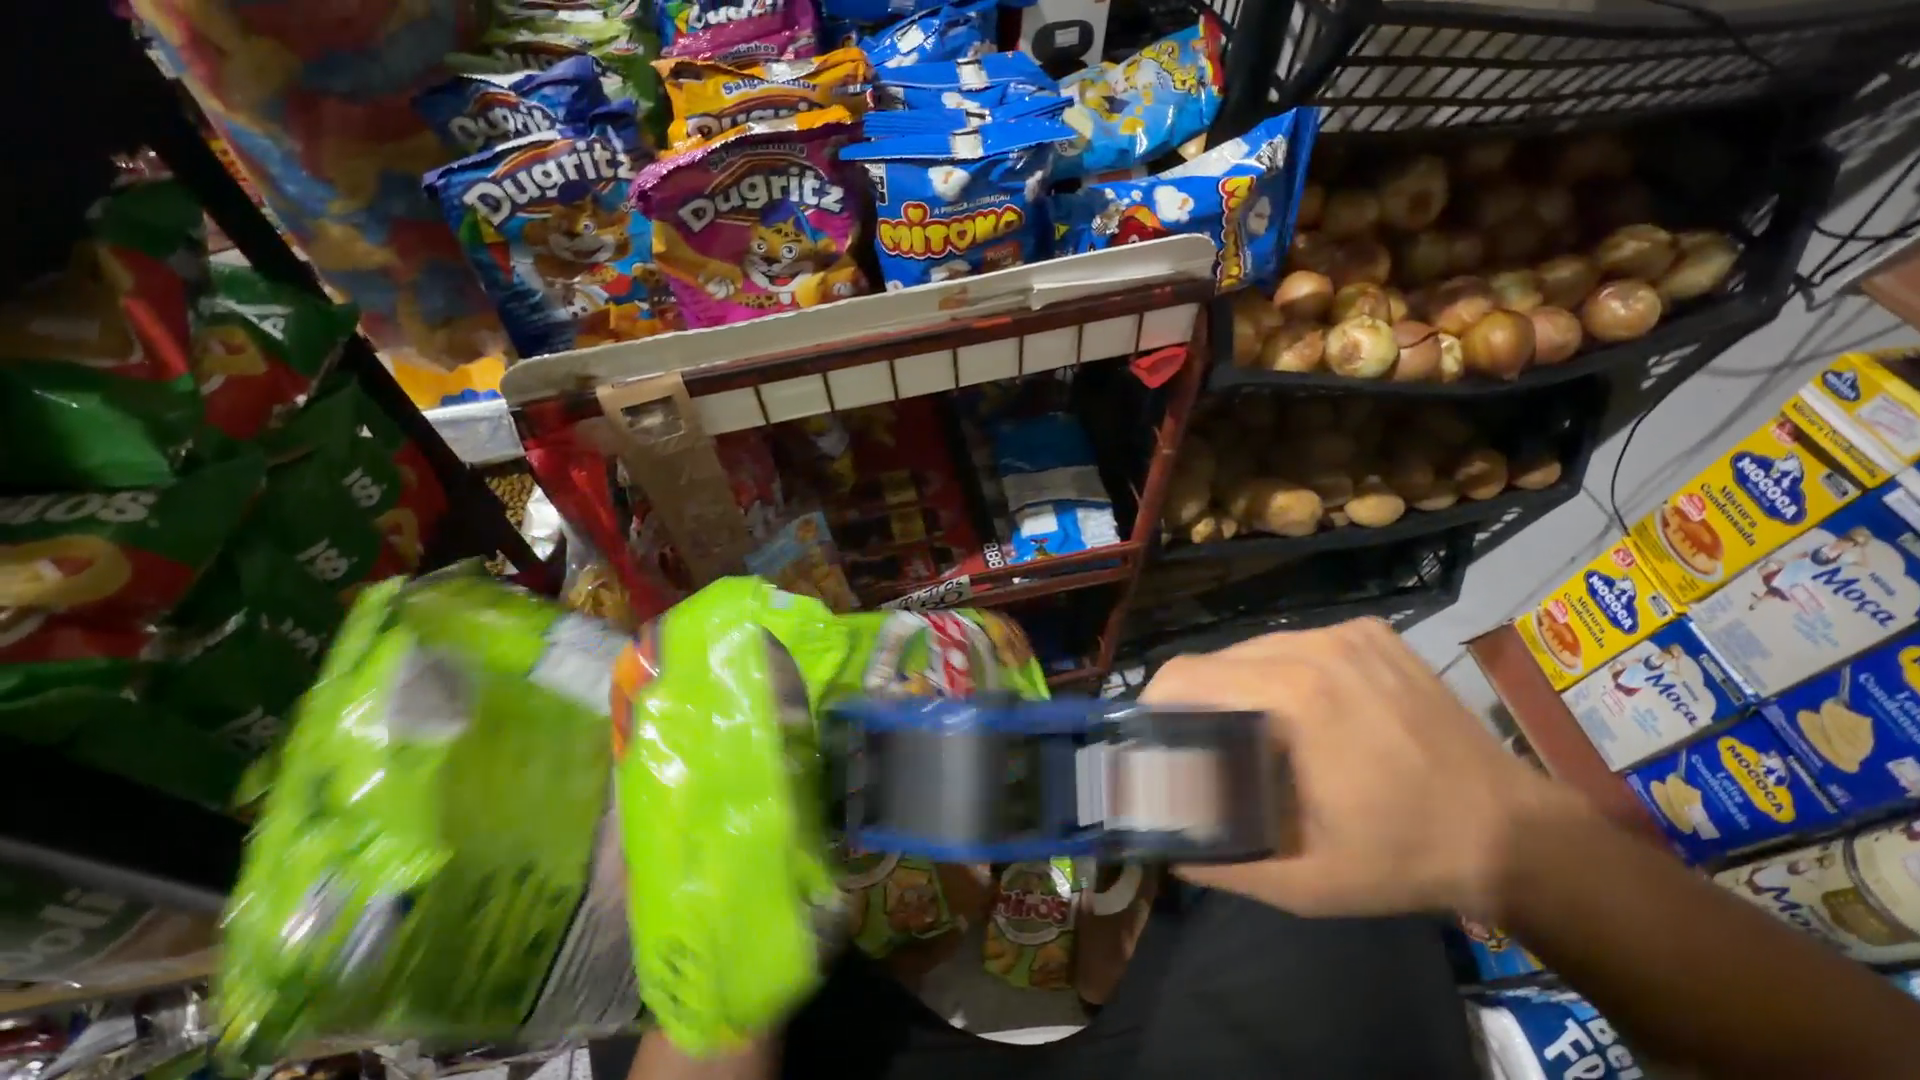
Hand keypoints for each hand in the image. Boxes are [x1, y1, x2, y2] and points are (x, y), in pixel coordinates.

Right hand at [1143, 618, 1592, 919]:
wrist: (1515, 835)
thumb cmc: (1403, 858)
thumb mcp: (1302, 882)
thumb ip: (1219, 862)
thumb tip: (1162, 845)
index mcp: (1293, 697)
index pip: (1184, 676)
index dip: (1153, 706)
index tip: (1151, 742)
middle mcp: (1316, 648)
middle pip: (1216, 660)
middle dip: (1195, 702)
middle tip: (1200, 749)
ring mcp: (1350, 634)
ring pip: (1256, 648)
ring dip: (1239, 687)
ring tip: (1251, 735)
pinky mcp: (1376, 634)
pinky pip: (1300, 643)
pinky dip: (1284, 672)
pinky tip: (1303, 713)